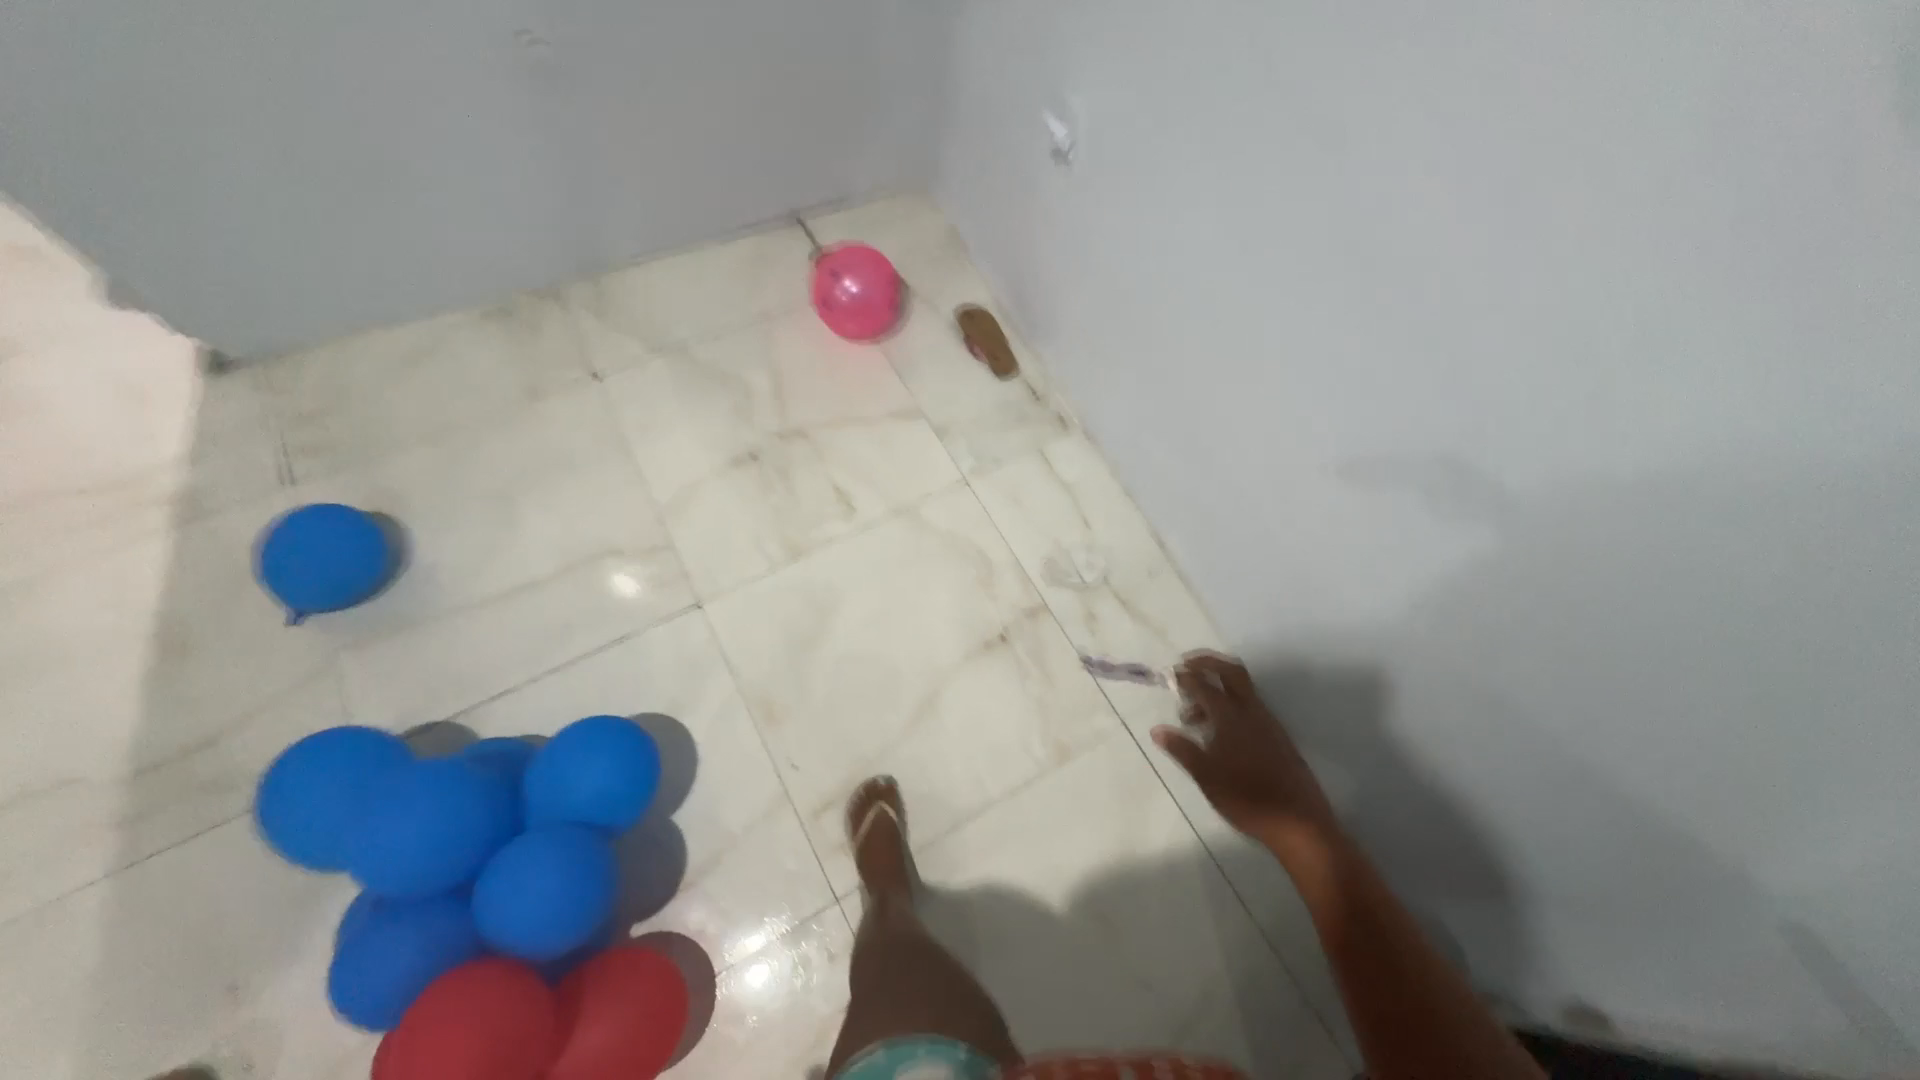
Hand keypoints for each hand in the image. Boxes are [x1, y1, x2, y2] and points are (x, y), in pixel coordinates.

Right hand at [1153, 652, 1339, 856]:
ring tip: (1193, 715)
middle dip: (1207, 663)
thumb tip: (1157, 730)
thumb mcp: (1206, 776)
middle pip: (1231, 672)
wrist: (1298, 821)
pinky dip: (1231, 706)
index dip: (1185, 676)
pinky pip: (1250, 707)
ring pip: (1242, 691)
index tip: (1169, 674)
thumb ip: (1182, 749)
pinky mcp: (1277, 736)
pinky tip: (1218, 732)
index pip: (1205, 685)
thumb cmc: (1247, 798)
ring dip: (1217, 689)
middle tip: (1186, 668)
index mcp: (1232, 717)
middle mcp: (1252, 712)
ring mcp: (1268, 722)